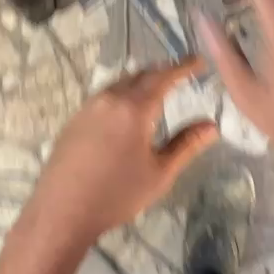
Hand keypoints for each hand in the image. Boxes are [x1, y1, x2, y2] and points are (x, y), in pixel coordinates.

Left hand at [29, 60, 219, 249]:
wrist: (61, 212)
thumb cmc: (116, 195)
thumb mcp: (159, 174)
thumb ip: (187, 145)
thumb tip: (212, 126)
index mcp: (134, 108)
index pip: (164, 77)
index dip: (183, 66)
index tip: (199, 61)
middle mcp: (111, 98)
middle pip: (141, 74)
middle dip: (163, 72)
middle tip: (181, 76)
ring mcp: (89, 107)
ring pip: (121, 82)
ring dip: (141, 81)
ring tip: (156, 91)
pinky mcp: (75, 119)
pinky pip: (105, 95)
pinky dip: (123, 93)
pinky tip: (126, 112)